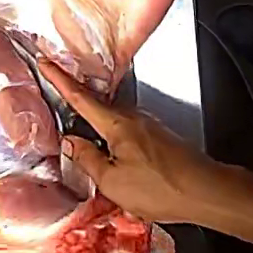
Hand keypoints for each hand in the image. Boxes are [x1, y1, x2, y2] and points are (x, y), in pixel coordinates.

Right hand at [38, 58, 240, 225]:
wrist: (208, 191)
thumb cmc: (160, 188)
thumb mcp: (114, 182)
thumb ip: (87, 159)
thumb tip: (70, 141)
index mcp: (115, 123)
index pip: (79, 97)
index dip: (59, 79)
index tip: (44, 61)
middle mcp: (130, 117)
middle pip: (95, 106)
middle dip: (75, 103)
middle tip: (56, 99)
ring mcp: (145, 125)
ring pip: (110, 121)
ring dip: (95, 125)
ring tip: (82, 139)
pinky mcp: (156, 136)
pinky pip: (124, 131)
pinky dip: (110, 136)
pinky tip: (111, 155)